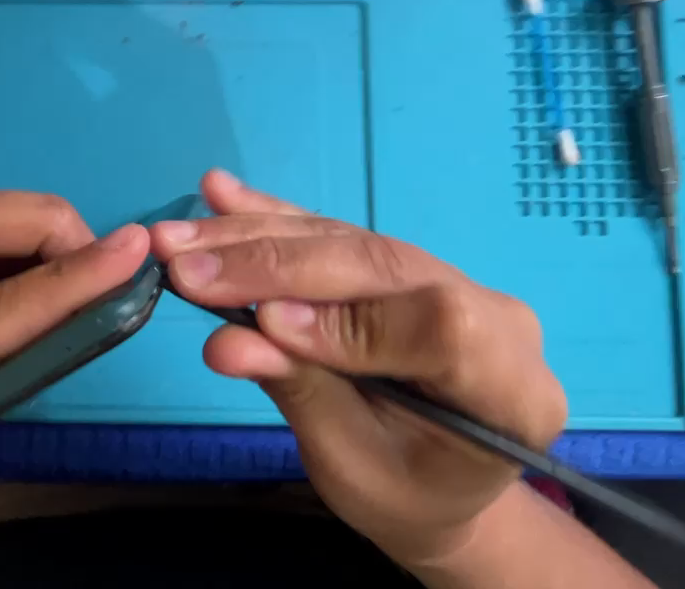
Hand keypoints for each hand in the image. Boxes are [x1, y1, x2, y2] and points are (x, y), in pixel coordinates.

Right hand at [149, 170, 567, 569]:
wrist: (436, 482)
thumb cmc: (405, 492)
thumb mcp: (355, 464)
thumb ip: (301, 390)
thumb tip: (225, 342)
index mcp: (508, 383)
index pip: (439, 326)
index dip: (347, 319)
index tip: (263, 322)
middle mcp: (483, 309)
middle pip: (372, 264)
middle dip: (270, 264)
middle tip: (183, 263)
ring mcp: (434, 274)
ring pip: (337, 239)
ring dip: (249, 236)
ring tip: (177, 236)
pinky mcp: (386, 259)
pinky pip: (326, 231)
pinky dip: (267, 215)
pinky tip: (220, 192)